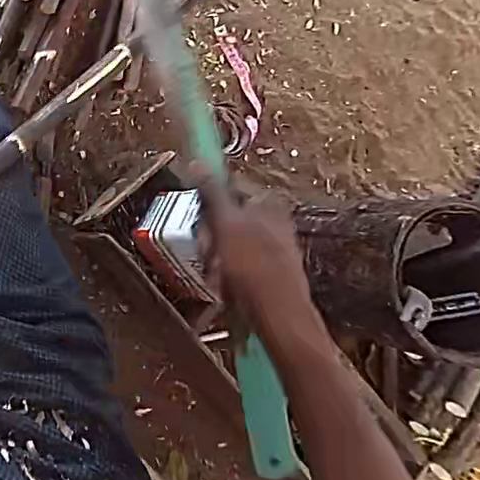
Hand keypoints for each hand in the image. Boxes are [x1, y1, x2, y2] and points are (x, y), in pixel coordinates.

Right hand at [201, 187, 317, 336]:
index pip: (228, 188)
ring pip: (229, 246)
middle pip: (226, 218)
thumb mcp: (226, 224)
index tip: (200, 223)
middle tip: (208, 256)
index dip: (208, 205)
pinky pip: (239, 267)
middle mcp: (274, 221)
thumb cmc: (253, 268)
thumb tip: (198, 161)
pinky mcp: (271, 274)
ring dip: (216, 261)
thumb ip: (212, 192)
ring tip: (217, 278)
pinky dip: (228, 277)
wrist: (281, 319)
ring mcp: (274, 249)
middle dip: (211, 238)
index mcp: (268, 202)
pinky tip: (227, 291)